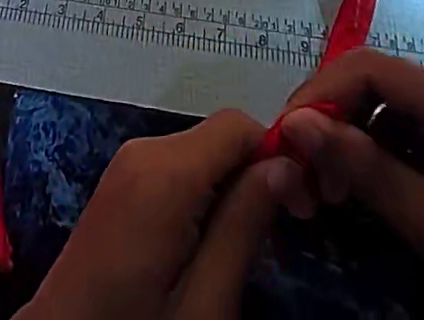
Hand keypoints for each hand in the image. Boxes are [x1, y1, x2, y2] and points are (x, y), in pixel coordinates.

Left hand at [17, 109, 304, 319]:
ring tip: (238, 248)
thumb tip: (285, 165)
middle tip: (276, 236)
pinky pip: (178, 166)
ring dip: (230, 186)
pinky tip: (204, 241)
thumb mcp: (204, 299)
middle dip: (255, 173)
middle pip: (220, 137)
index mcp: (165, 172)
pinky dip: (203, 191)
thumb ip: (244, 224)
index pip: (238, 124)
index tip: (302, 207)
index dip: (277, 154)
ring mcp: (127, 162)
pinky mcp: (121, 179)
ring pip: (202, 151)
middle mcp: (144, 150)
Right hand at [280, 50, 423, 319]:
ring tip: (326, 189)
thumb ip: (371, 175)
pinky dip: (364, 145)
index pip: (368, 68)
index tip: (286, 142)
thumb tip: (298, 124)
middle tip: (303, 178)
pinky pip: (392, 117)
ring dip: (341, 135)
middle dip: (325, 119)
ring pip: (373, 97)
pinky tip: (358, 182)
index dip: (318, 94)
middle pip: (367, 78)